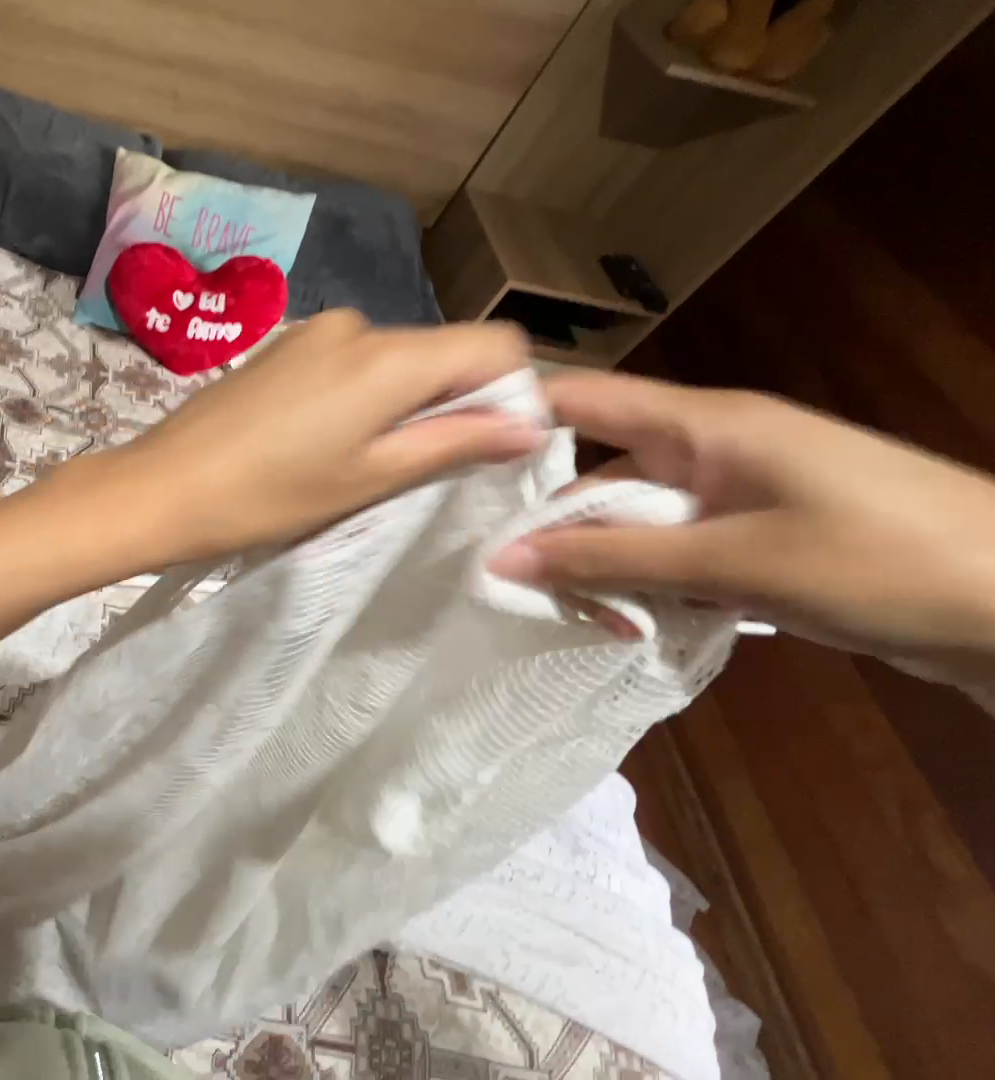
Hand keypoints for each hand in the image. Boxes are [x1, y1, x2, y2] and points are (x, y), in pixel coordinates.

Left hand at [76, 311, 544, 563]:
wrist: (159, 488)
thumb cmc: (267, 496)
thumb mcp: (369, 479)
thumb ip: (453, 442)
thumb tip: (529, 423)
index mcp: (388, 354)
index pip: (494, 343)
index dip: (508, 392)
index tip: (484, 446)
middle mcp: (354, 325)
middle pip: (438, 351)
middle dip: (446, 403)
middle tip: (409, 470)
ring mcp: (309, 333)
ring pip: (389, 360)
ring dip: (395, 405)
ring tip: (351, 463)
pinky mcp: (277, 350)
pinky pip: (344, 364)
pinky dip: (354, 398)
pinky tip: (315, 442)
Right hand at [488, 371, 994, 671]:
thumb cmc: (887, 561)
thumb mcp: (732, 564)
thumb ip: (609, 561)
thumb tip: (499, 562)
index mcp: (703, 425)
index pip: (578, 397)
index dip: (509, 413)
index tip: (445, 460)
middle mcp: (707, 448)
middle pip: (594, 475)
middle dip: (561, 533)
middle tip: (541, 593)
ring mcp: (734, 491)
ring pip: (629, 521)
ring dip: (608, 569)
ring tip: (612, 624)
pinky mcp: (755, 533)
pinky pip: (670, 549)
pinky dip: (649, 583)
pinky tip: (650, 622)